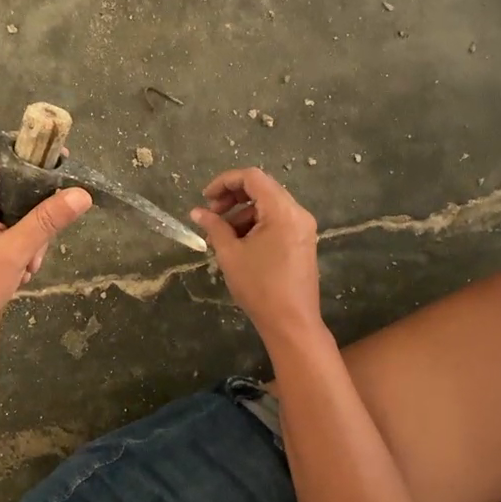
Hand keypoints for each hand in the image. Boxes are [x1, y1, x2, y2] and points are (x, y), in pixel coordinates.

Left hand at [0, 157, 91, 345]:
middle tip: (41, 242)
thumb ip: (47, 220)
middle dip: (36, 211)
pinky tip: (20, 271)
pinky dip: (17, 246)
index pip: (2, 152)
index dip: (31, 155)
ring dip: (29, 236)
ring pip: (14, 210)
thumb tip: (82, 192)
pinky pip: (5, 228)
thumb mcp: (15, 251)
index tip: (60, 167)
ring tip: (28, 265)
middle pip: (14, 184)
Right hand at [190, 167, 324, 339]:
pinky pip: (276, 221)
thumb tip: (197, 211)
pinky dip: (255, 224)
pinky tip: (238, 243)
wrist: (291, 322)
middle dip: (232, 198)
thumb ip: (214, 226)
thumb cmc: (259, 286)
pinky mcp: (302, 241)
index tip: (205, 198)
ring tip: (221, 235)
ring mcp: (303, 228)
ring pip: (268, 206)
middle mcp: (297, 213)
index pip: (252, 178)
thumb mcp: (230, 253)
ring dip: (242, 213)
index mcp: (282, 211)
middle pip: (262, 189)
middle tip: (211, 215)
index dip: (225, 182)